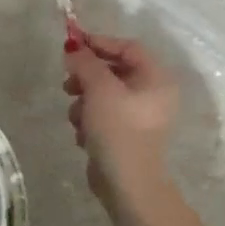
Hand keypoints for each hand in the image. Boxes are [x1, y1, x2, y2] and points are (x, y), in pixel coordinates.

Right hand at [63, 32, 179, 205]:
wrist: (127, 182)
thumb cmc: (118, 129)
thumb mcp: (99, 89)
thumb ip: (85, 63)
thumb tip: (73, 48)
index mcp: (156, 78)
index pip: (128, 47)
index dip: (99, 42)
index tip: (72, 45)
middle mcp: (153, 94)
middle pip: (114, 71)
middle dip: (87, 77)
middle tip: (68, 84)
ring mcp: (140, 116)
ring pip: (103, 94)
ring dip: (84, 102)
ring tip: (77, 118)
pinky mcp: (126, 134)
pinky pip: (103, 116)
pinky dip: (90, 121)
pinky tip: (84, 135)